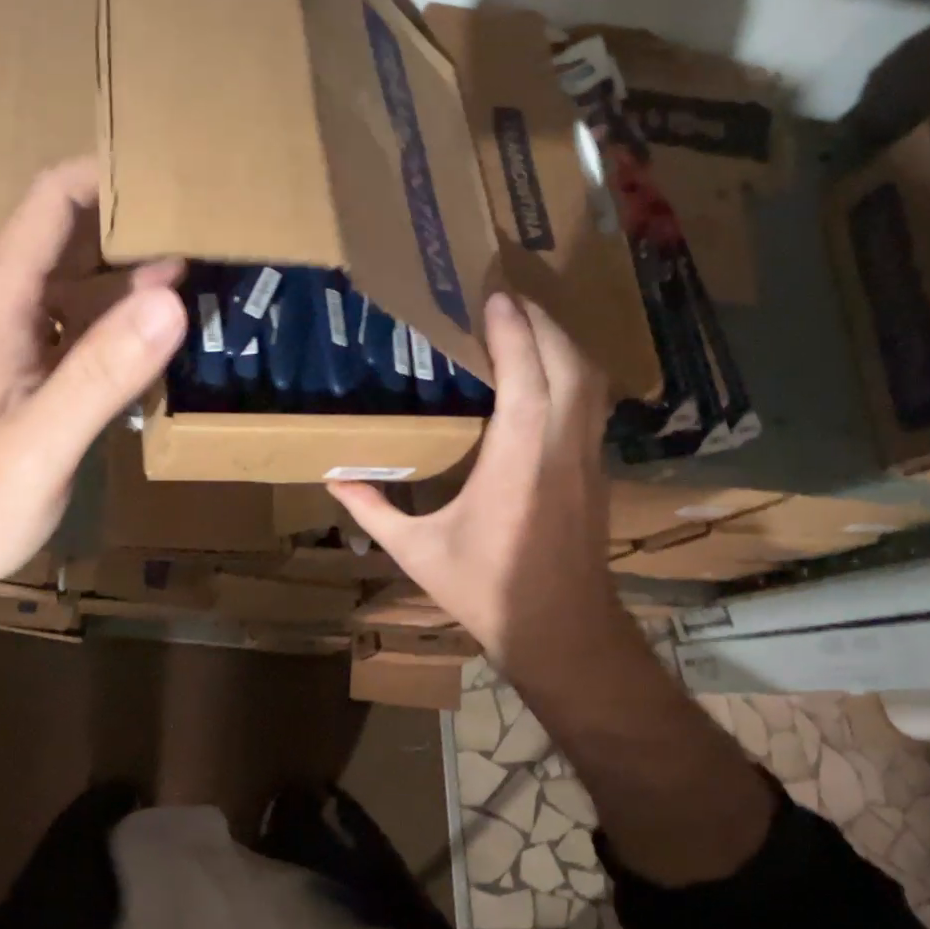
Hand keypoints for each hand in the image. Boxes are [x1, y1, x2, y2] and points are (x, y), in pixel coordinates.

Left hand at [0, 159, 186, 606]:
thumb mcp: (40, 444)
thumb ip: (103, 373)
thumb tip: (172, 295)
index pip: (51, 202)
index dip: (108, 173)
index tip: (174, 168)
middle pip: (67, 237)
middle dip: (131, 223)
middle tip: (206, 221)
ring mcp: (6, 345)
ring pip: (73, 287)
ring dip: (128, 276)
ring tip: (199, 272)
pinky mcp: (14, 379)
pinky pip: (71, 331)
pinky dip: (113, 324)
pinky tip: (152, 340)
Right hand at [328, 293, 619, 669]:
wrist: (563, 631)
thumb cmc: (486, 589)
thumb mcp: (418, 552)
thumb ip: (374, 511)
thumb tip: (334, 480)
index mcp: (517, 461)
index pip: (526, 377)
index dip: (514, 332)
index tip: (495, 297)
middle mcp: (559, 449)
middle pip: (568, 365)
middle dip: (543, 323)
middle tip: (509, 299)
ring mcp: (585, 460)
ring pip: (590, 382)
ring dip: (563, 344)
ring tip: (528, 325)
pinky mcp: (595, 472)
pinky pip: (592, 404)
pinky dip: (573, 373)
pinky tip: (548, 374)